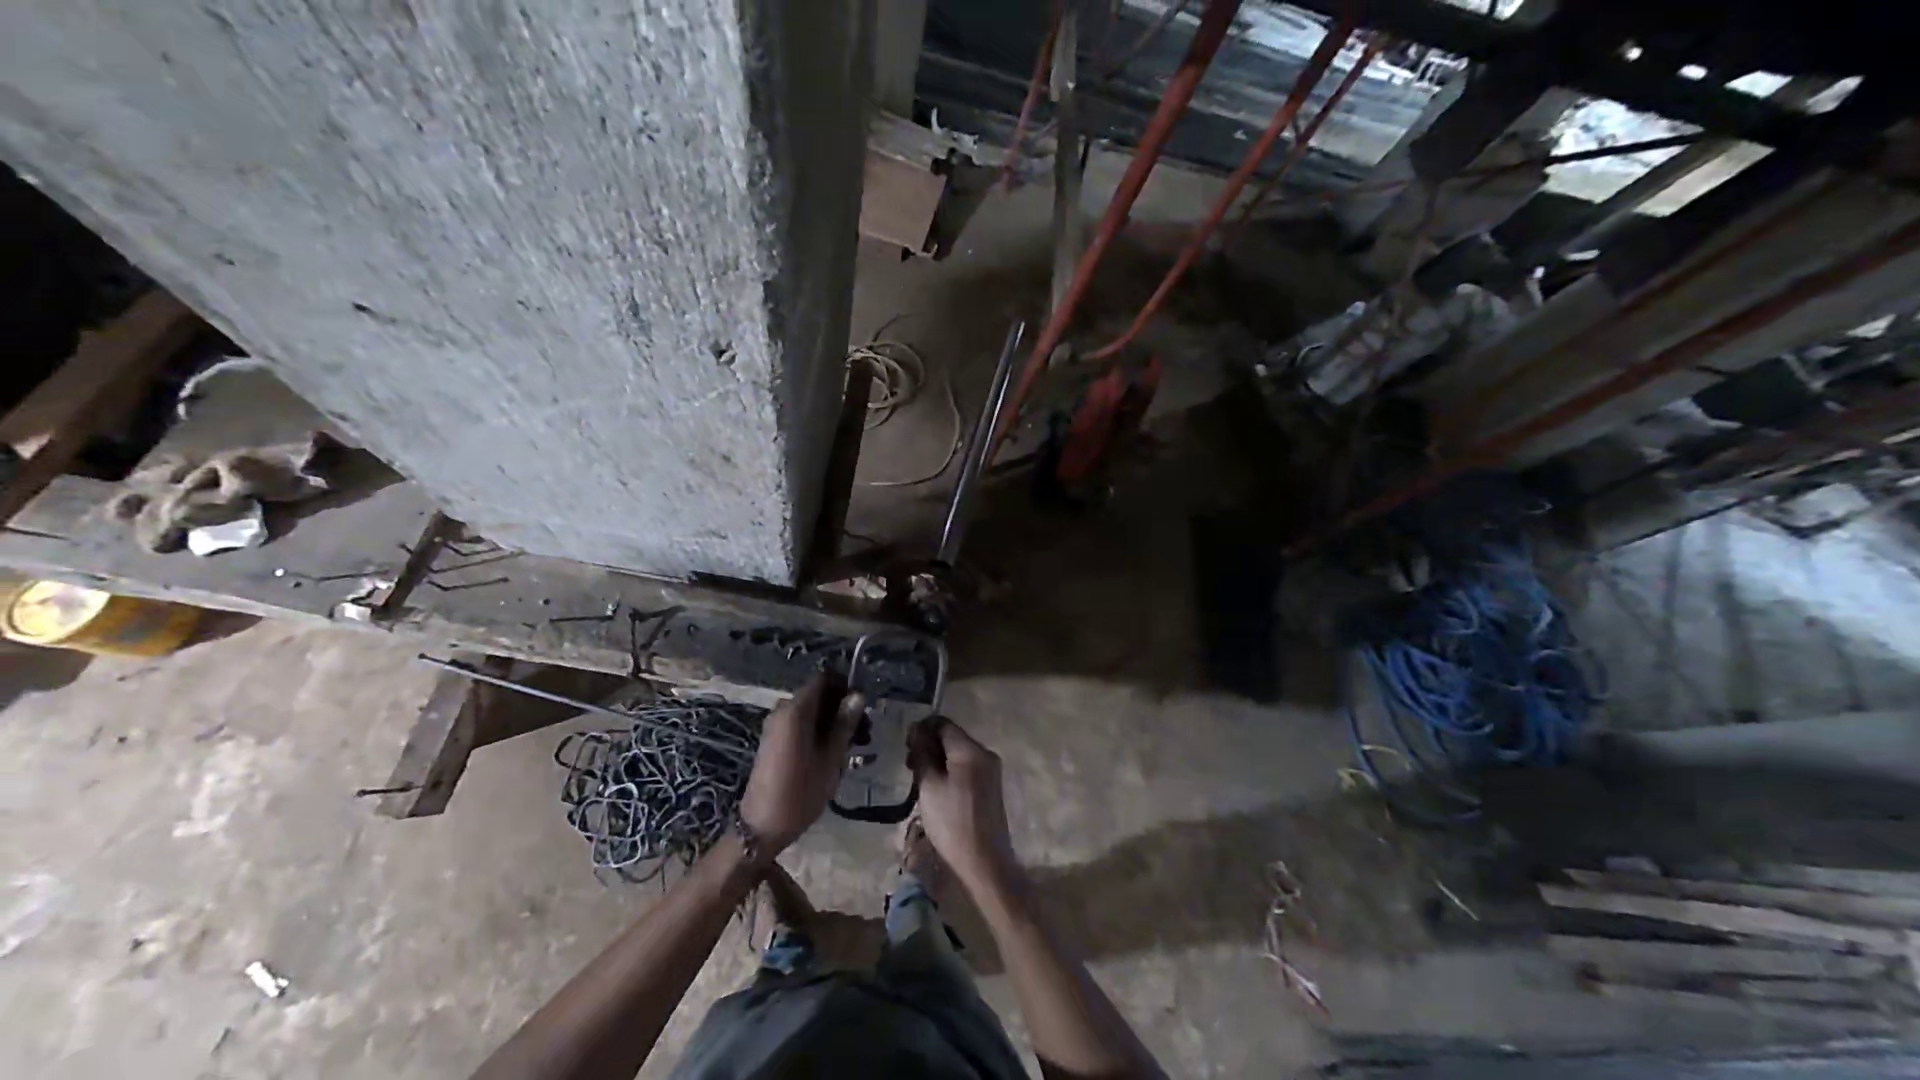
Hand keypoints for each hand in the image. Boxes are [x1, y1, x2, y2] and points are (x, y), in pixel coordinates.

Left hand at [738, 675, 862, 854]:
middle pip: (818, 695)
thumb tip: (857, 695)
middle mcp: (782, 711)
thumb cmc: (801, 791)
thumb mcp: (831, 758)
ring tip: (854, 746)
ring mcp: (775, 726)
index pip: (823, 679)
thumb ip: (844, 724)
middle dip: (842, 708)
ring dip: (833, 722)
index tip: (863, 707)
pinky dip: (819, 732)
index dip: (845, 686)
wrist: (763, 826)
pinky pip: (800, 725)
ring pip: (811, 712)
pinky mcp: (774, 741)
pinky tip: (834, 753)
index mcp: (795, 711)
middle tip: (865, 732)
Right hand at [909, 717, 1018, 894]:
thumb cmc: (952, 823)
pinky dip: (948, 771)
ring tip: (920, 782)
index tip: (905, 749)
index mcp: (971, 750)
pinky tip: (936, 791)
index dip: (920, 730)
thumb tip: (916, 729)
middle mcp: (985, 754)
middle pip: (951, 737)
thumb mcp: (929, 786)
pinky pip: (965, 767)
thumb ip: (922, 753)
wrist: (984, 862)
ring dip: (936, 760)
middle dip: (928, 746)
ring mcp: (990, 770)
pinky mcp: (990, 786)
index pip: (942, 723)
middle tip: (909, 768)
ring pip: (957, 753)